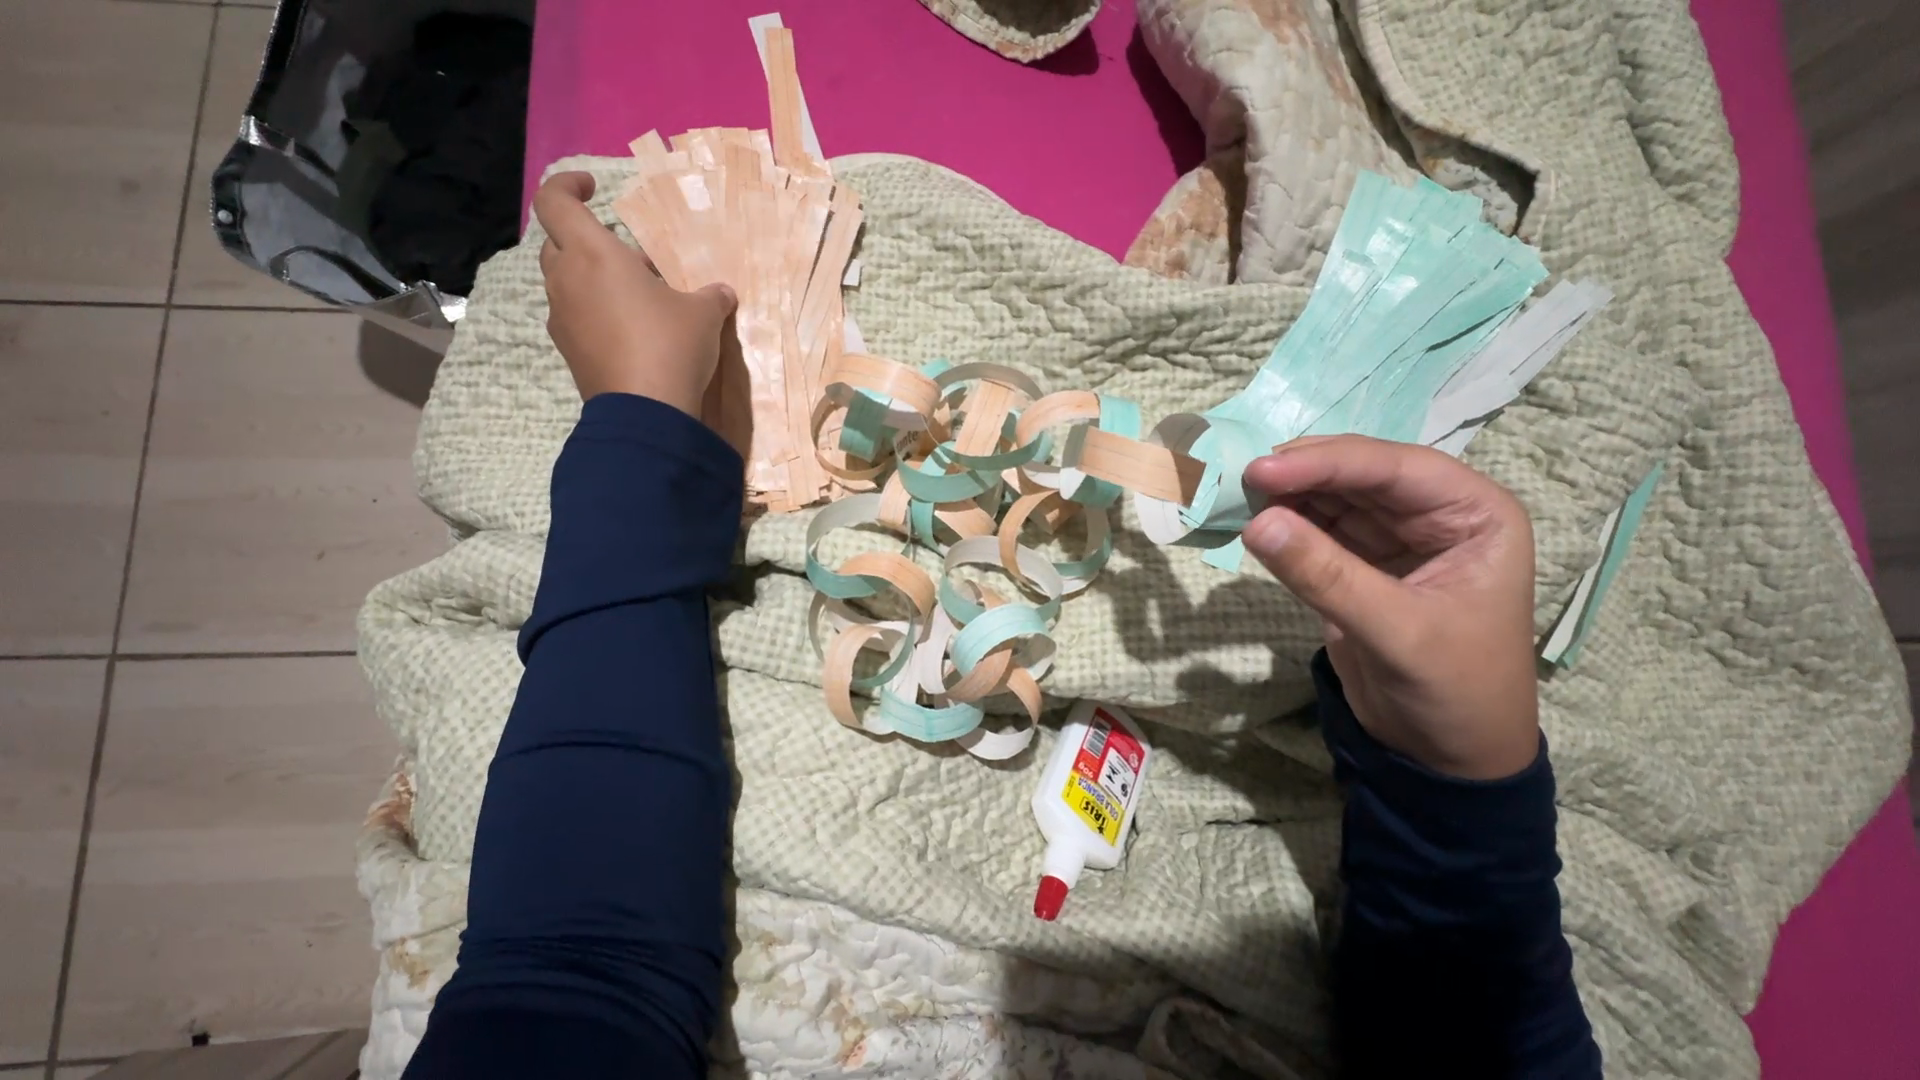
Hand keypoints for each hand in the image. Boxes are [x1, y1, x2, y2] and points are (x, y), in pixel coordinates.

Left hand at [532, 171, 737, 415]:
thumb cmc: (671, 345)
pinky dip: (596, 312)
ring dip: (594, 280)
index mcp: (592, 254)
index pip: (554, 201)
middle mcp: (567, 281)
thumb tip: (720, 293)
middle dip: (588, 241)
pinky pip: (577, 317)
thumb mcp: (703, 314)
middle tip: (630, 256)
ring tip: (638, 298)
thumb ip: (709, 295)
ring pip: (568, 283)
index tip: (593, 187)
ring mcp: (563, 319)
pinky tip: (633, 332)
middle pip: (559, 243)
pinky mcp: (569, 351)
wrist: (646, 413)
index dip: (567, 185)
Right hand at [1242, 436, 1539, 779]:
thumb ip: (1327, 575)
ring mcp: (1393, 539)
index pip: (1396, 469)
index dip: (1328, 463)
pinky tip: (1252, 521)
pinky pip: (1315, 532)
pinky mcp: (1358, 565)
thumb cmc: (1453, 691)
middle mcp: (1434, 515)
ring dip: (1285, 495)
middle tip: (1240, 476)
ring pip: (1332, 499)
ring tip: (1236, 495)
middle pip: (1360, 475)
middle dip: (1302, 473)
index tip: (1263, 468)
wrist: (1448, 756)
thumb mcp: (1396, 632)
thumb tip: (1256, 523)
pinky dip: (1282, 526)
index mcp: (1474, 515)